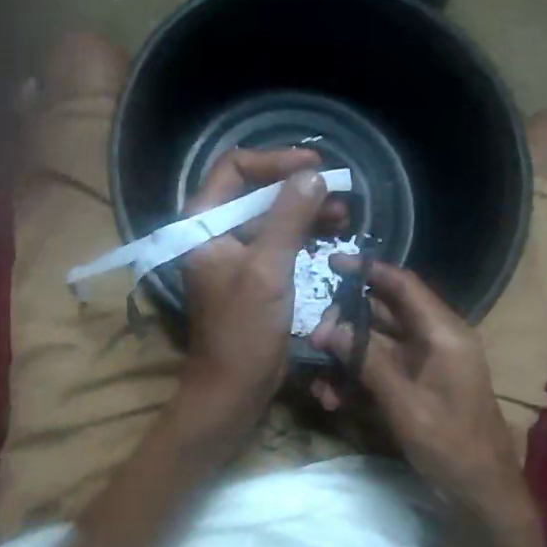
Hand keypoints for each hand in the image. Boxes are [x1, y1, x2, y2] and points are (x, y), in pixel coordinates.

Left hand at [179, 148, 334, 414]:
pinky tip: (332, 230)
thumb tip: (312, 174)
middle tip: (338, 188)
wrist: (233, 386)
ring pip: (269, 214)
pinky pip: (276, 239)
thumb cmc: (244, 329)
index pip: (233, 168)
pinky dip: (302, 232)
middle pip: (253, 189)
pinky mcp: (251, 271)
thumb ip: (288, 218)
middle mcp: (212, 232)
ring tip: (344, 212)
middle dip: (295, 186)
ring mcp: (232, 252)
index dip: (274, 160)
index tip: (314, 164)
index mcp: (201, 224)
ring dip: (304, 209)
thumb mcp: (268, 269)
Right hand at [309, 258, 520, 495]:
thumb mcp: (404, 403)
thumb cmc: (450, 445)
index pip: (402, 286)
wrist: (481, 494)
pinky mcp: (414, 386)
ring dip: (344, 358)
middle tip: (313, 338)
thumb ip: (366, 361)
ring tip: (319, 382)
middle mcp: (433, 341)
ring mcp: (423, 365)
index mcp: (443, 334)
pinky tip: (331, 400)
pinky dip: (354, 380)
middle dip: (345, 324)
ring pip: (374, 344)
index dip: (368, 270)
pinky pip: (377, 371)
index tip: (331, 262)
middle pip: (382, 314)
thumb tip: (329, 328)